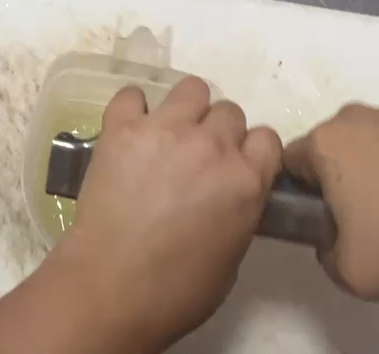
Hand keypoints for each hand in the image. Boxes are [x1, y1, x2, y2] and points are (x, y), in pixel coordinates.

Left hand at [40, 76, 282, 351]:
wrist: (110, 288)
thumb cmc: (176, 290)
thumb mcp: (232, 257)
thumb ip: (240, 209)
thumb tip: (230, 190)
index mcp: (245, 181)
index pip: (267, 138)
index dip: (252, 151)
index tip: (237, 164)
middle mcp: (211, 145)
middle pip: (229, 111)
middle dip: (218, 131)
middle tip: (197, 157)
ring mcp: (165, 129)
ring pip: (191, 88)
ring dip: (185, 109)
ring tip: (168, 134)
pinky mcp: (123, 126)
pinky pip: (132, 94)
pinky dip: (132, 109)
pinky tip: (130, 130)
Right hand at [283, 105, 378, 300]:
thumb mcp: (352, 273)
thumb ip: (326, 255)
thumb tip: (333, 241)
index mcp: (323, 142)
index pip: (288, 166)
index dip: (300, 200)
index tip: (323, 229)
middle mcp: (351, 119)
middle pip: (328, 156)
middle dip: (337, 189)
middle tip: (363, 232)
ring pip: (365, 154)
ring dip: (373, 181)